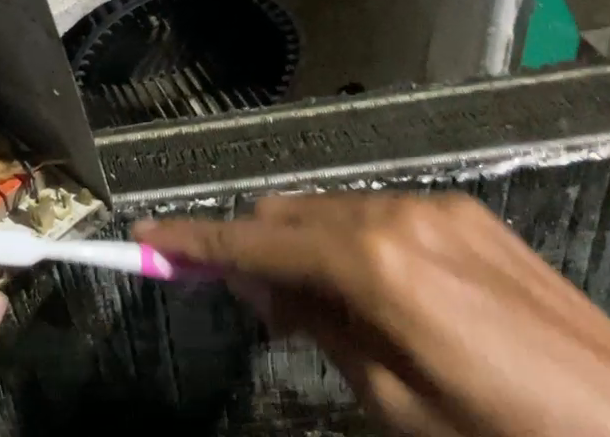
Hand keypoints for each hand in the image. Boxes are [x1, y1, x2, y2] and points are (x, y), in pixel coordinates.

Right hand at [135, 193, 609, 436]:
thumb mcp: (396, 403)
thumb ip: (317, 327)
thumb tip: (260, 290)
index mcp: (373, 264)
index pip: (254, 244)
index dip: (192, 243)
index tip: (143, 237)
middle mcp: (395, 213)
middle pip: (284, 212)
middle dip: (250, 247)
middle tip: (250, 303)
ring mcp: (435, 206)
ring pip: (326, 208)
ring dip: (302, 245)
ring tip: (323, 307)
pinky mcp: (466, 212)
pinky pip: (375, 212)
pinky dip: (349, 240)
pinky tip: (377, 289)